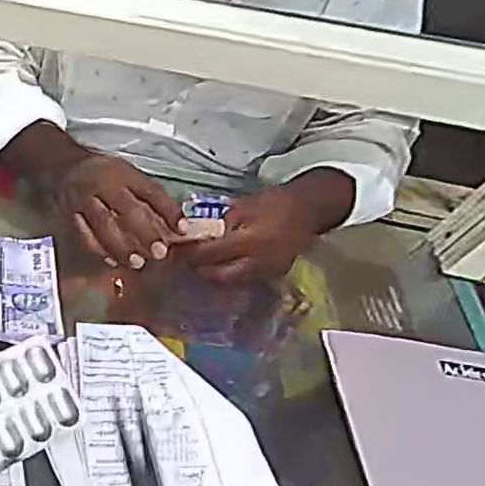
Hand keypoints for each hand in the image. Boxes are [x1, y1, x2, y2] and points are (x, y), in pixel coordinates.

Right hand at [60, 153, 182, 269]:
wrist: (62, 166)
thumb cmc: (101, 172)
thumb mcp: (125, 173)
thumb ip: (145, 193)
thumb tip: (171, 221)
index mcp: (123, 173)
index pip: (150, 191)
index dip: (168, 210)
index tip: (182, 229)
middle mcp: (103, 185)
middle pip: (126, 210)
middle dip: (145, 232)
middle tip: (159, 252)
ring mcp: (83, 200)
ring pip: (103, 226)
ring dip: (121, 246)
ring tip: (136, 263)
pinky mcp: (69, 215)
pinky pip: (84, 235)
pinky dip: (99, 250)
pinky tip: (112, 261)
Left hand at [179, 169, 353, 283]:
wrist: (310, 209)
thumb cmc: (274, 203)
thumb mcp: (242, 207)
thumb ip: (216, 223)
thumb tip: (189, 233)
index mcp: (249, 241)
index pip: (209, 254)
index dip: (189, 253)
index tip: (174, 250)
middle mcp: (258, 262)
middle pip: (216, 275)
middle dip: (199, 269)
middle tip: (187, 260)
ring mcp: (267, 272)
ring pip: (229, 282)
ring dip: (213, 275)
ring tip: (202, 264)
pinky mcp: (273, 276)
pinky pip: (244, 281)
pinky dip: (229, 276)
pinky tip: (222, 266)